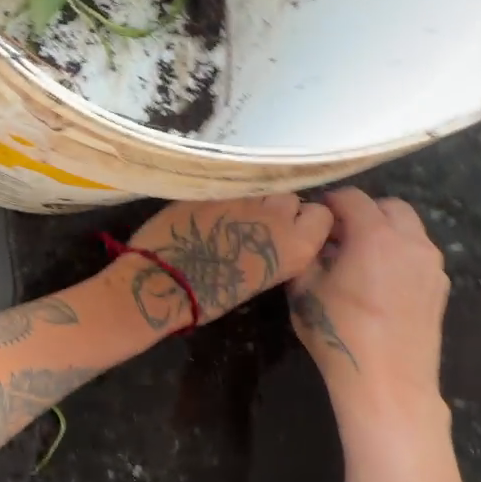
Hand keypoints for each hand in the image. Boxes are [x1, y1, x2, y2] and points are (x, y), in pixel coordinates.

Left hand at [118, 193, 333, 331]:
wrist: (160, 283)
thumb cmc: (207, 296)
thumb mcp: (259, 279)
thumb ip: (275, 250)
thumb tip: (271, 236)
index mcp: (297, 247)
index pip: (320, 214)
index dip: (302, 219)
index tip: (286, 227)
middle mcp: (276, 217)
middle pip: (289, 197)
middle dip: (274, 206)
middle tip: (251, 221)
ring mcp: (242, 198)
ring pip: (258, 187)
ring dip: (248, 197)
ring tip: (227, 214)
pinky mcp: (210, 188)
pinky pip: (225, 185)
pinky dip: (219, 194)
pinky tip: (205, 208)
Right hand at [288, 188, 449, 417]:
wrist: (387, 376)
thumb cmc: (337, 330)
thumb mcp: (303, 289)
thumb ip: (306, 254)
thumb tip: (310, 237)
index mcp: (374, 237)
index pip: (352, 198)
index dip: (328, 202)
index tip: (311, 218)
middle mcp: (410, 242)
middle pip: (389, 207)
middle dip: (361, 213)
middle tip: (334, 236)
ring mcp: (430, 264)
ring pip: (407, 229)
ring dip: (380, 233)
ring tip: (353, 260)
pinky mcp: (438, 285)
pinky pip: (415, 254)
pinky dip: (394, 254)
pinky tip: (373, 282)